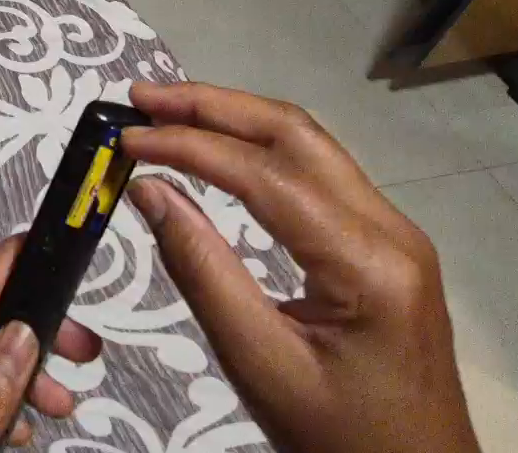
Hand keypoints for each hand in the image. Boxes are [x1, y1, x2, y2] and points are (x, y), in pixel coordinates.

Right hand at [121, 82, 480, 452]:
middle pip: (292, 132)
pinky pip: (311, 167)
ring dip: (231, 114)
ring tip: (167, 109)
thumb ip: (201, 269)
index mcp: (367, 263)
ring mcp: (390, 229)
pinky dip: (253, 142)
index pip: (264, 174)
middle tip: (142, 99)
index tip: (128, 139)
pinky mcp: (378, 238)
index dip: (188, 145)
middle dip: (210, 105)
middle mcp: (388, 227)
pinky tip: (217, 142)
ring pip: (304, 139)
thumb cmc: (338, 437)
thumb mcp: (259, 364)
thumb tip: (148, 189)